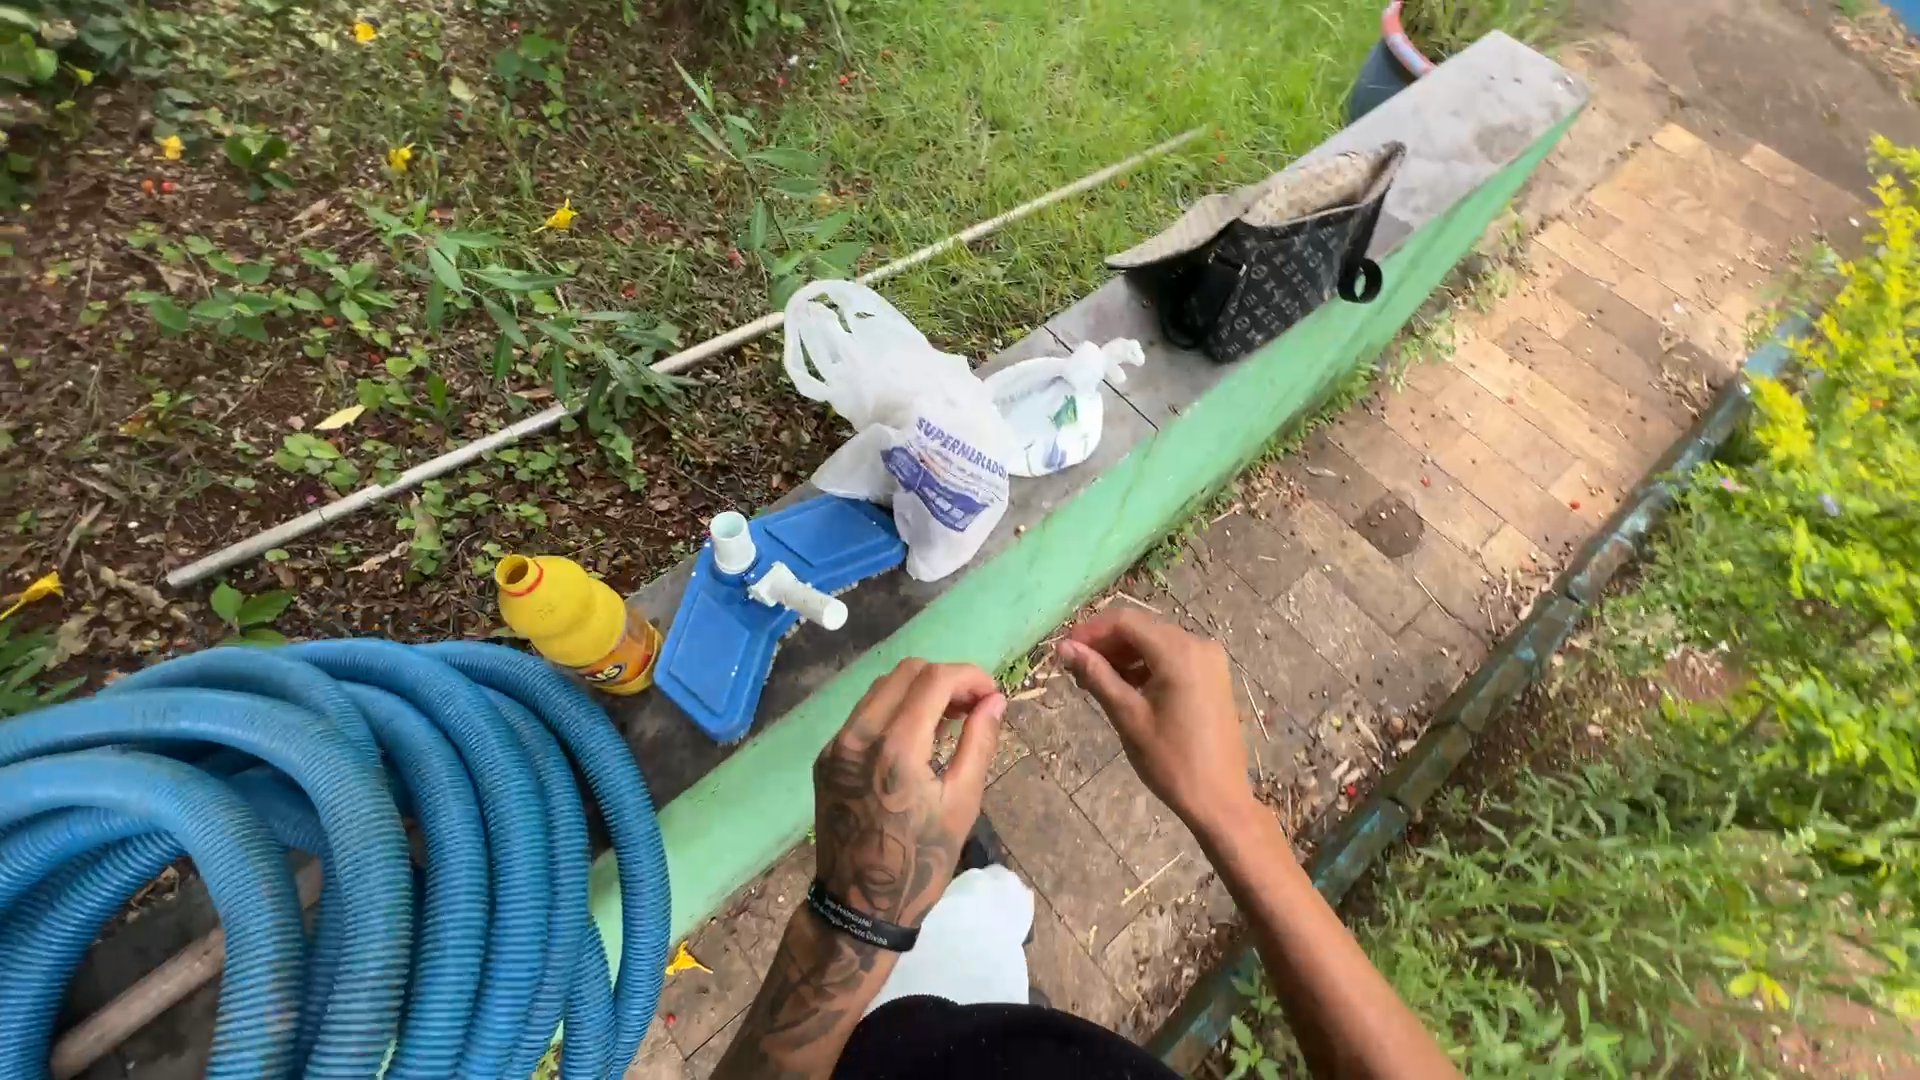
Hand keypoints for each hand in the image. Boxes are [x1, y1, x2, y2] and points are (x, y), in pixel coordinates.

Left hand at [812, 659, 1005, 929]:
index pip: (935, 679)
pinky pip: (865, 711)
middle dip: (946, 678)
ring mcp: (837, 744)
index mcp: (896, 748)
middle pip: (907, 671)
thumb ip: (979, 742)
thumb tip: (995, 700)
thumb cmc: (921, 861)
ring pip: (883, 686)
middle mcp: (859, 735)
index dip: (970, 676)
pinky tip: (918, 734)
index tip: (992, 694)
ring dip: (921, 689)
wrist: (858, 907)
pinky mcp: (827, 755)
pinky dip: (896, 708)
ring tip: (950, 717)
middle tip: (973, 705)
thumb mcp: (962, 803)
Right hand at [1056, 609, 1255, 833]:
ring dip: (1122, 655)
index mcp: (1179, 652)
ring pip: (1153, 642)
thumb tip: (1063, 648)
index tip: (1064, 652)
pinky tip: (1124, 686)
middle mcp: (1198, 645)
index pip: (1125, 621)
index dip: (1090, 631)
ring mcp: (1209, 659)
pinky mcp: (1211, 675)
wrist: (1219, 800)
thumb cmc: (1170, 760)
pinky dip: (1144, 665)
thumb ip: (1096, 675)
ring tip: (1094, 681)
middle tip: (1075, 670)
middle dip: (1104, 644)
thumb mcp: (1127, 715)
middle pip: (1140, 629)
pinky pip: (1170, 657)